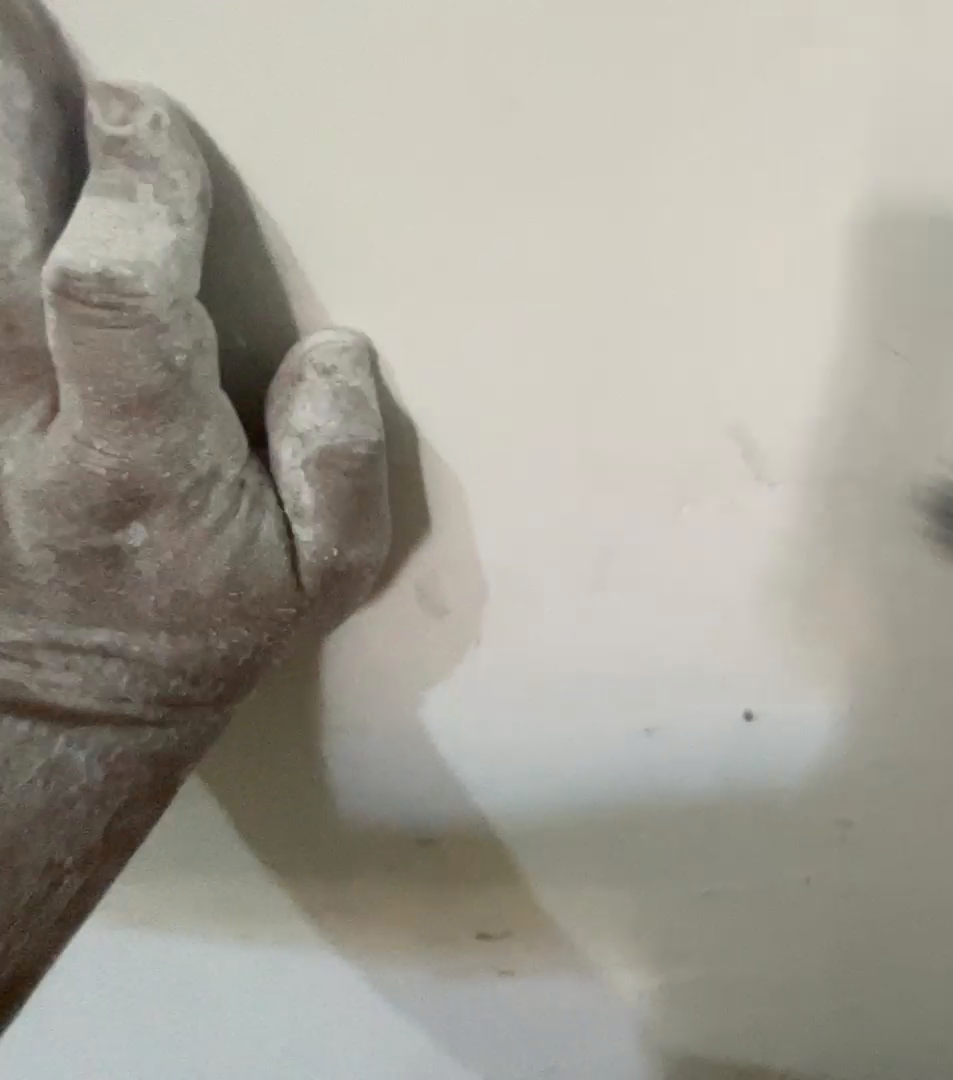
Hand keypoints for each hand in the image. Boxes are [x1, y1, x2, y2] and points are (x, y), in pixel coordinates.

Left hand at [0, 81, 388, 726]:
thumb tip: (341, 347)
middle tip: (20, 18)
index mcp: (140, 458)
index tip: (151, 116)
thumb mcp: (328, 571)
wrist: (64, 690)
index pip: (119, 299)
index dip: (133, 197)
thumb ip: (341, 463)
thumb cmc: (220, 620)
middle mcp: (17, 419)